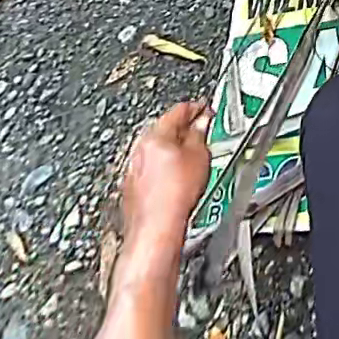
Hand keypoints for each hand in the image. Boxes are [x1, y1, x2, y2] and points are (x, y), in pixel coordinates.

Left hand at [121, 101, 212, 245]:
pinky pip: (150, 166)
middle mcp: (138, 150)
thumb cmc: (174, 196)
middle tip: (203, 130)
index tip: (206, 109)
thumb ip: (201, 133)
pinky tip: (178, 175)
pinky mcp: (131, 186)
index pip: (178, 111)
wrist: (155, 230)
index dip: (197, 108)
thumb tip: (202, 122)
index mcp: (154, 137)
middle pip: (164, 129)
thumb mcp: (200, 155)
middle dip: (184, 128)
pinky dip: (164, 165)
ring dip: (174, 147)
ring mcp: (132, 169)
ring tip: (193, 155)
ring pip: (156, 149)